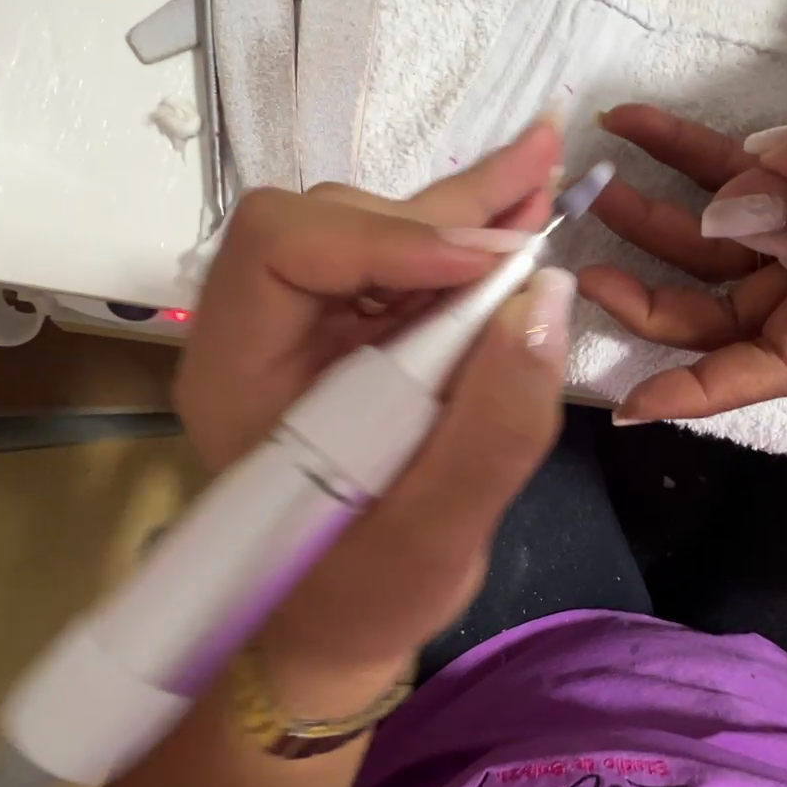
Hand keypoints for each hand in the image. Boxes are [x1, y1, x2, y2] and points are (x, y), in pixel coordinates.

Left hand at [173, 123, 573, 674]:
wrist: (347, 619)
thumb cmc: (368, 595)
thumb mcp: (437, 533)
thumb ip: (493, 427)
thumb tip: (546, 296)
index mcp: (240, 373)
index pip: (282, 251)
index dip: (384, 240)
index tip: (485, 267)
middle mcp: (265, 329)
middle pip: (337, 225)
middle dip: (442, 214)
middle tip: (539, 175)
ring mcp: (314, 325)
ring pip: (383, 231)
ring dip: (467, 206)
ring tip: (545, 167)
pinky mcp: (360, 331)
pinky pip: (414, 262)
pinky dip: (473, 234)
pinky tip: (525, 206)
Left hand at [577, 107, 786, 421]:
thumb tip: (727, 211)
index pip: (758, 370)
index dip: (696, 393)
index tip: (627, 405)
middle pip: (705, 312)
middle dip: (643, 296)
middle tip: (585, 272)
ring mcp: (779, 228)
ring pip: (696, 239)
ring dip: (640, 212)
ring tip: (592, 178)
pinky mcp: (771, 173)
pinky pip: (714, 166)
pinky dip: (672, 144)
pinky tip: (627, 118)